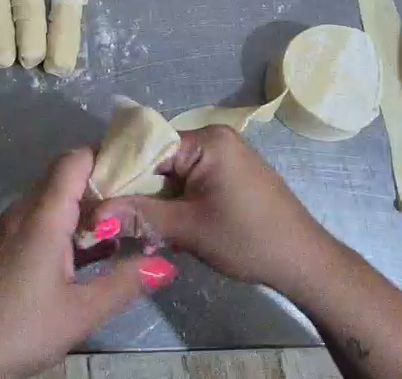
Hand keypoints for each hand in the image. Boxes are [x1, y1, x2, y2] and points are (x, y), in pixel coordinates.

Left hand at [0, 149, 176, 378]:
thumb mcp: (79, 313)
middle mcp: (24, 209)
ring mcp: (10, 226)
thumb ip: (123, 283)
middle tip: (141, 203)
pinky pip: (40, 217)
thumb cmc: (19, 328)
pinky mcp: (3, 244)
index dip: (108, 157)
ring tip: (125, 227)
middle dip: (103, 184)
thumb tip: (165, 264)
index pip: (75, 160)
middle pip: (65, 175)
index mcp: (42, 214)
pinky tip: (88, 252)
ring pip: (53, 198)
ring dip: (85, 207)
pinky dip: (66, 224)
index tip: (141, 172)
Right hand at [90, 125, 331, 291]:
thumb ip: (140, 216)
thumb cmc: (248, 239)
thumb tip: (95, 215)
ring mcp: (225, 156)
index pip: (149, 146)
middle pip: (160, 158)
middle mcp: (215, 138)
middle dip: (139, 190)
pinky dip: (176, 201)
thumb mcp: (189, 229)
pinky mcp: (231, 175)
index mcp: (207, 140)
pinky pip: (191, 180)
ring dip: (157, 200)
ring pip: (173, 173)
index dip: (121, 171)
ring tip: (140, 230)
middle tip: (116, 220)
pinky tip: (167, 228)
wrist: (306, 263)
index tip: (97, 196)